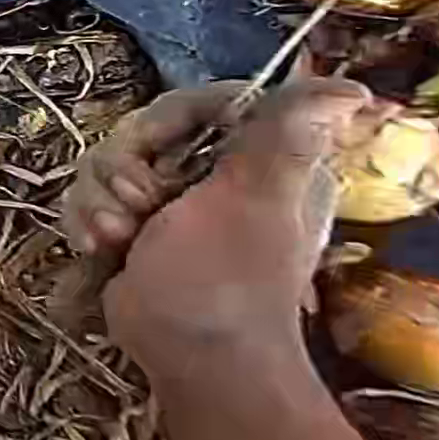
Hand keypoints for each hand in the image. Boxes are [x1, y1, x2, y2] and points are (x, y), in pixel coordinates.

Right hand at [62, 78, 372, 379]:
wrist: (183, 351)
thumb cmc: (221, 279)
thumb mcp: (250, 204)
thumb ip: (281, 143)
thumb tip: (354, 88)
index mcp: (254, 162)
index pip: (194, 104)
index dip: (164, 122)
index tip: (157, 151)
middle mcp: (208, 174)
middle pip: (134, 134)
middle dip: (119, 171)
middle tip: (137, 207)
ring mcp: (163, 200)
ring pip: (100, 166)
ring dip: (99, 203)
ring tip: (118, 239)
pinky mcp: (127, 222)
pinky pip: (85, 196)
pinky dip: (84, 222)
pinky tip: (100, 249)